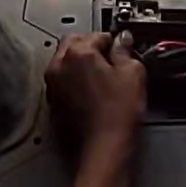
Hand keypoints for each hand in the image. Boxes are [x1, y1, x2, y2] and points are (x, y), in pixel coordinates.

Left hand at [45, 32, 144, 161]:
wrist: (103, 152)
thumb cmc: (116, 116)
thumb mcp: (132, 74)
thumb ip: (125, 50)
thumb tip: (123, 40)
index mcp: (78, 53)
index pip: (97, 35)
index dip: (114, 40)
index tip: (123, 48)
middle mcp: (59, 66)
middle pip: (74, 43)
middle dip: (92, 47)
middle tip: (111, 59)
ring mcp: (53, 86)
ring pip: (66, 62)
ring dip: (81, 64)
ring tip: (103, 77)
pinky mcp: (53, 105)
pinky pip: (63, 83)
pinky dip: (75, 82)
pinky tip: (93, 94)